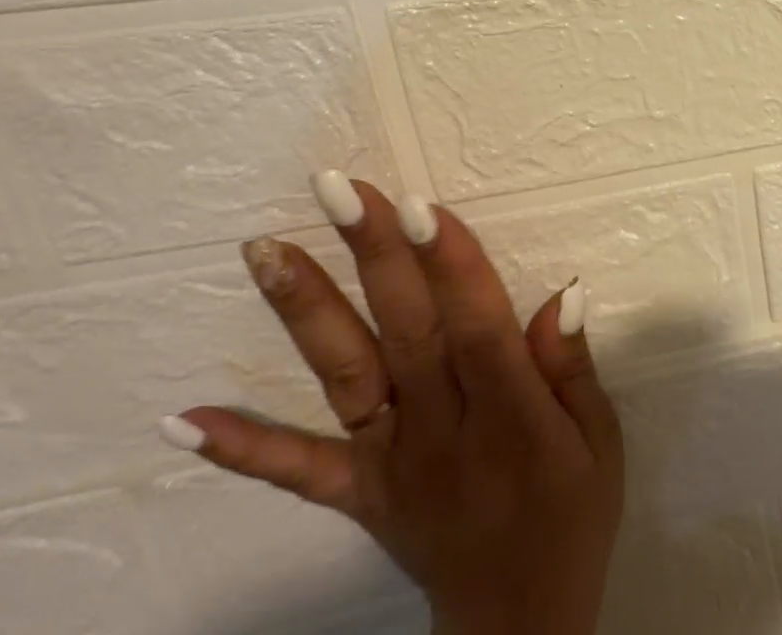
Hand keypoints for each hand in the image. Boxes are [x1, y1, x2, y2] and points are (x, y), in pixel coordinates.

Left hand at [158, 173, 623, 634]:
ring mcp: (393, 462)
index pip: (477, 326)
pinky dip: (242, 447)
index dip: (450, 265)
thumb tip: (560, 296)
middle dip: (374, 257)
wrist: (520, 616)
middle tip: (337, 190)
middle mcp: (445, 430)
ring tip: (265, 251)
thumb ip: (572, 371)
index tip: (416, 205)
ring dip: (307, 314)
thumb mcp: (601, 443)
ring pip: (349, 378)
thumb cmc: (572, 514)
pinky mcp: (359, 493)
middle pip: (407, 332)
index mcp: (511, 415)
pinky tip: (180, 419)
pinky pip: (299, 470)